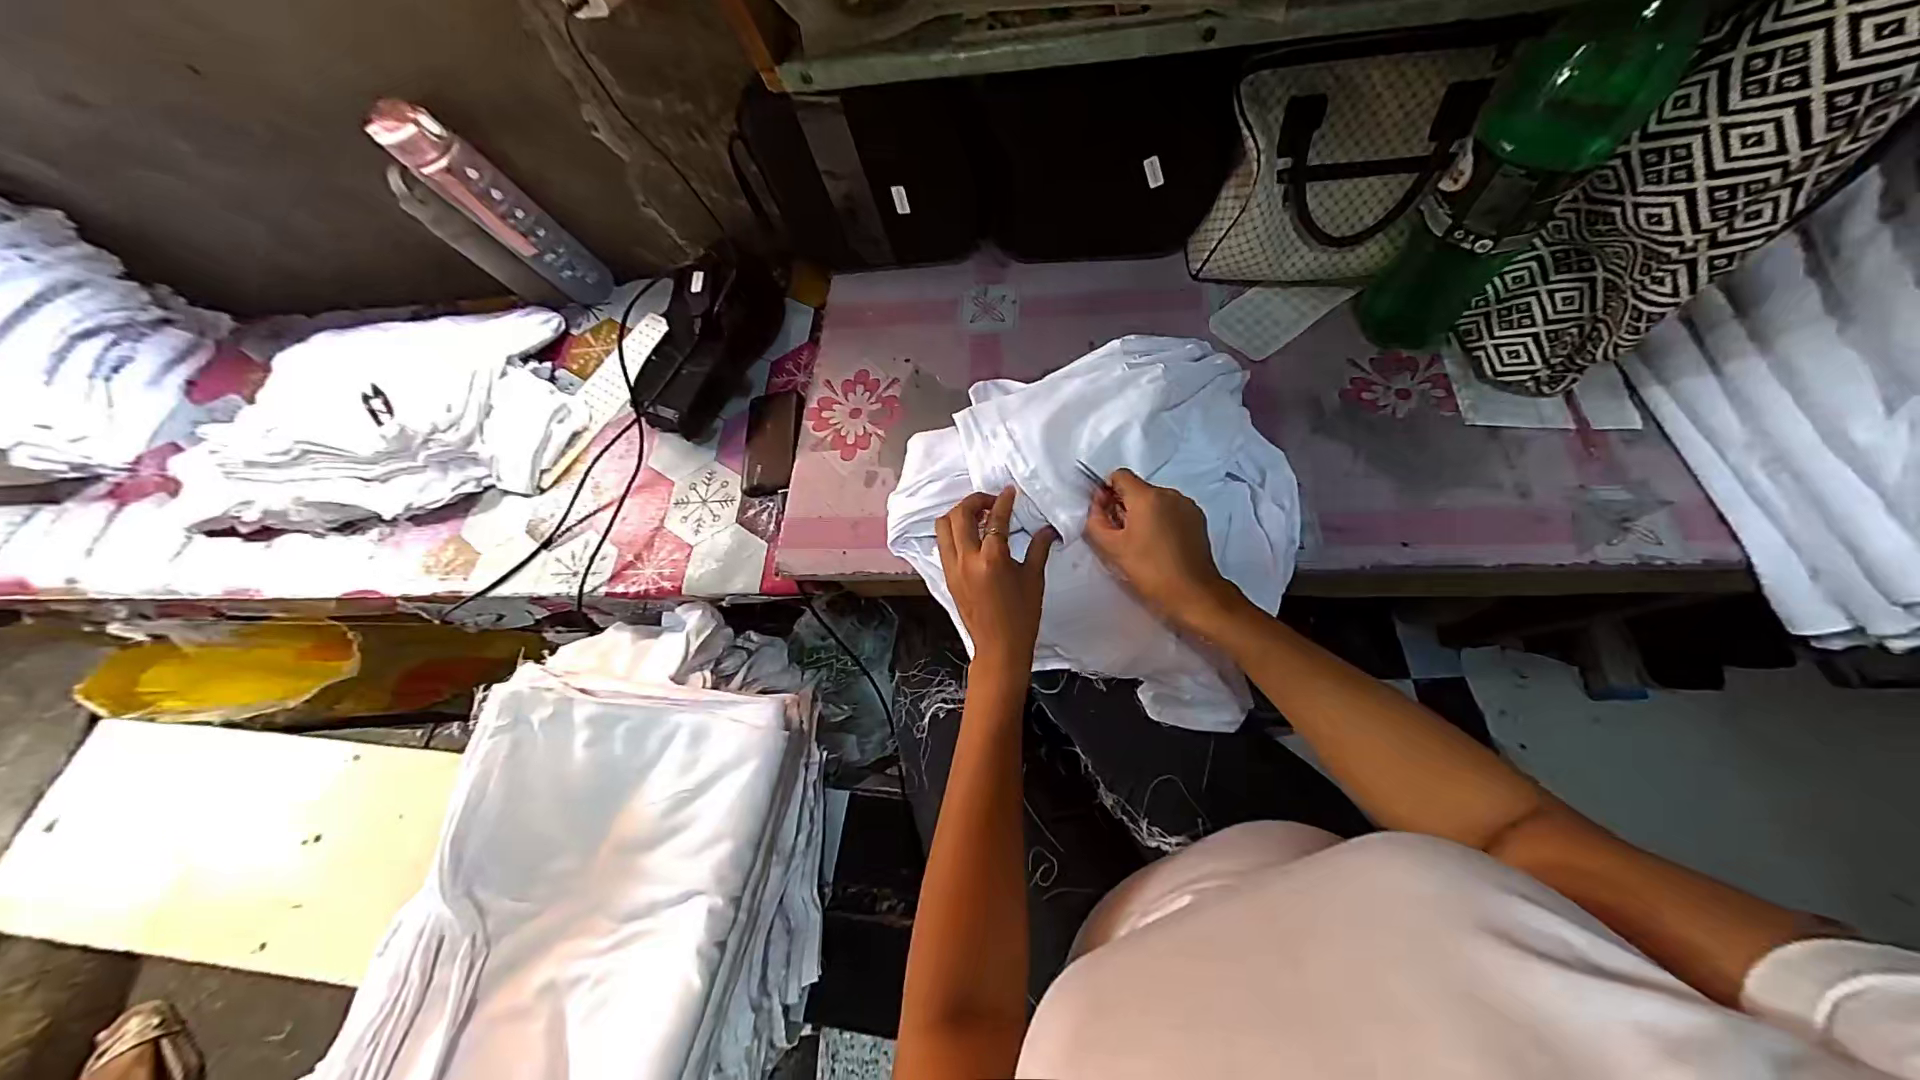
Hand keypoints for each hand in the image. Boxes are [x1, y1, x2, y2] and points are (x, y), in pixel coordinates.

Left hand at [936, 487, 1057, 668]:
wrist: (999, 647)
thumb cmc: (1021, 616)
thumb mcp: (1034, 579)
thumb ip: (1038, 548)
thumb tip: (1046, 529)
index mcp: (991, 558)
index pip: (995, 518)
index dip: (1004, 501)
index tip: (1009, 492)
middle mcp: (966, 559)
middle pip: (960, 514)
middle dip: (975, 501)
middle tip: (992, 502)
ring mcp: (952, 568)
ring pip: (943, 527)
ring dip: (958, 514)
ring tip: (978, 516)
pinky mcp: (946, 577)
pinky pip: (942, 544)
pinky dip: (953, 532)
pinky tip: (970, 536)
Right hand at [1084, 469, 1244, 632]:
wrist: (1192, 593)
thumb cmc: (1148, 571)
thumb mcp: (1110, 548)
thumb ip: (1095, 519)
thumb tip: (1097, 503)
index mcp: (1147, 496)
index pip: (1119, 475)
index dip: (1107, 493)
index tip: (1107, 517)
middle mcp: (1169, 494)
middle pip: (1137, 489)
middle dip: (1125, 506)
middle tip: (1122, 537)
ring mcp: (1187, 505)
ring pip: (1155, 500)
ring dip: (1144, 514)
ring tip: (1142, 544)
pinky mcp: (1198, 519)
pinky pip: (1171, 511)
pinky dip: (1161, 521)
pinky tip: (1160, 546)